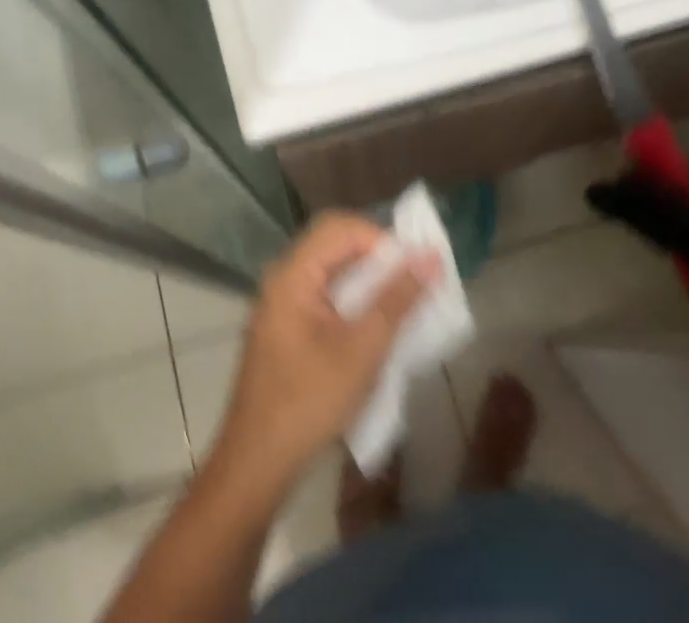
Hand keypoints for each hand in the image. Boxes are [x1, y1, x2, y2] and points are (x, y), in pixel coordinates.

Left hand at [210, 214, 436, 483]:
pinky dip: (354, 307)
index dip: (382, 239)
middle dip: (381, 262)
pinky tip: (378, 333)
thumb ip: (398, 298)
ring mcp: (280, 308)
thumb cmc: (310, 401)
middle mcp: (282, 282)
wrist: (258, 461)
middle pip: (335, 248)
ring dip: (371, 287)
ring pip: (333, 276)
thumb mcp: (364, 348)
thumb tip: (430, 255)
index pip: (340, 227)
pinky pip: (325, 301)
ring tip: (406, 310)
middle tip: (417, 287)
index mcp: (292, 276)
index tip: (415, 269)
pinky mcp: (285, 332)